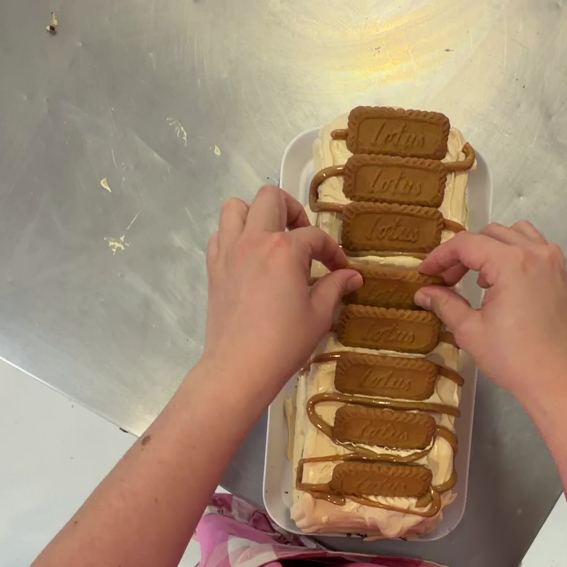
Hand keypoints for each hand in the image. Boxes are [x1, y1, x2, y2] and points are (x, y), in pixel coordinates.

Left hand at [201, 185, 361, 407]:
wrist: (238, 368)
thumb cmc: (283, 344)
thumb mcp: (318, 317)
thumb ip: (334, 288)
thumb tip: (353, 277)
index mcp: (284, 250)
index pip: (315, 236)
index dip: (332, 252)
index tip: (341, 271)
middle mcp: (254, 240)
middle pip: (271, 198)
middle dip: (293, 211)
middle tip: (303, 238)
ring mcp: (229, 252)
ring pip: (236, 207)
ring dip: (256, 215)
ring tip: (270, 239)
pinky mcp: (214, 269)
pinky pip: (219, 235)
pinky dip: (233, 237)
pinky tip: (248, 258)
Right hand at [415, 222, 566, 406]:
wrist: (556, 378)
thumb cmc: (512, 357)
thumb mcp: (470, 331)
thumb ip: (445, 304)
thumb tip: (423, 293)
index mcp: (511, 262)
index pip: (467, 244)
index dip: (440, 256)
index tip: (425, 273)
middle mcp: (535, 252)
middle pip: (489, 234)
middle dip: (463, 253)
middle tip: (446, 280)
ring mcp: (551, 260)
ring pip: (513, 234)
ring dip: (489, 248)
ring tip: (476, 277)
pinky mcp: (560, 273)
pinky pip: (533, 246)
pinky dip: (512, 253)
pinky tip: (501, 281)